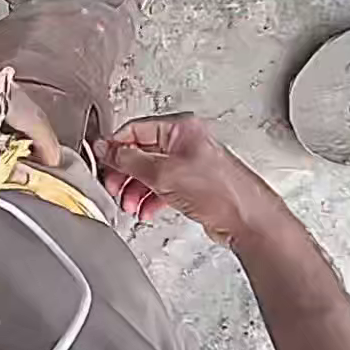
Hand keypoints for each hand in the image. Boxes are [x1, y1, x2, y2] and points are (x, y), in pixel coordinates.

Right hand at [95, 114, 260, 245]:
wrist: (248, 221)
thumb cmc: (221, 192)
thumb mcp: (163, 173)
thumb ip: (128, 160)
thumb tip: (106, 149)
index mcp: (180, 129)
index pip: (135, 130)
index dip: (115, 147)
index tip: (101, 160)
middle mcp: (185, 143)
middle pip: (140, 153)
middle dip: (124, 173)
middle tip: (112, 185)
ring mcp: (188, 164)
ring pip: (149, 173)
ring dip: (134, 190)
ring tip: (128, 203)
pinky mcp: (191, 185)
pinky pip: (161, 187)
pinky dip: (149, 198)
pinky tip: (144, 210)